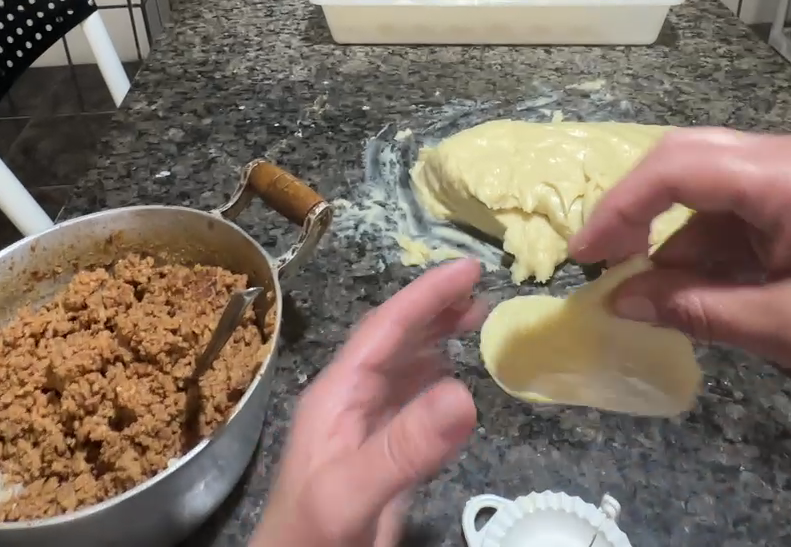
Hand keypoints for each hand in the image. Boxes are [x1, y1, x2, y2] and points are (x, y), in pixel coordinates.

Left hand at [250, 259, 486, 546]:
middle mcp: (351, 398)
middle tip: (480, 289)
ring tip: (475, 318)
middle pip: (395, 338)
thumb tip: (465, 392)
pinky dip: (437, 380)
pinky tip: (454, 380)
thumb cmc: (310, 535)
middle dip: (434, 308)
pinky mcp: (380, 455)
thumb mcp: (352, 491)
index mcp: (338, 392)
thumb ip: (404, 446)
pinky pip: (412, 401)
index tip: (468, 269)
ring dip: (437, 337)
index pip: (386, 327)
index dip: (426, 295)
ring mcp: (364, 426)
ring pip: (404, 365)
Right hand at [568, 129, 790, 415]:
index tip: (584, 256)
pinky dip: (711, 246)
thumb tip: (620, 302)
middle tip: (605, 262)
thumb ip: (698, 310)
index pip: (675, 167)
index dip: (619, 207)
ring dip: (675, 235)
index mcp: (787, 175)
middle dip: (638, 209)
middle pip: (686, 160)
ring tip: (654, 292)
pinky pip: (740, 211)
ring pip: (709, 188)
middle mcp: (789, 159)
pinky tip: (703, 289)